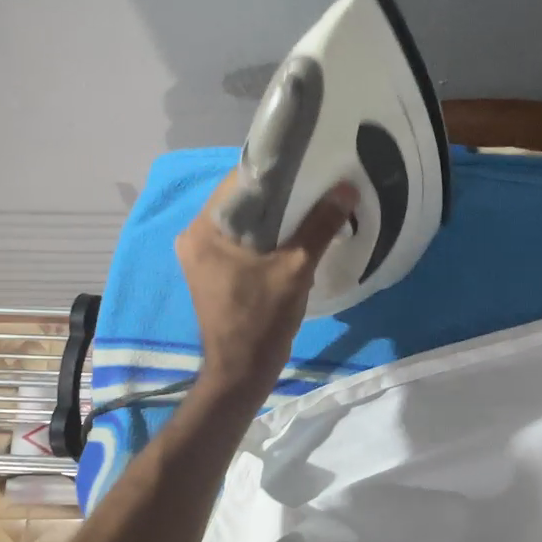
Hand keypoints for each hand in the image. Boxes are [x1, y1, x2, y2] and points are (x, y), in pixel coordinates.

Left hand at [175, 177, 357, 398]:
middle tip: (320, 188)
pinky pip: (244, 242)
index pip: (241, 181)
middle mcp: (195, 236)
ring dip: (278, 218)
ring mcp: (202, 257)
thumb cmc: (261, 320)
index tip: (312, 167)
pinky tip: (298, 238)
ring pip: (245, 223)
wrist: (241, 374)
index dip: (279, 172)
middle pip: (243, 201)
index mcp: (203, 229)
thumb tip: (346, 188)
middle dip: (282, 195)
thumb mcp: (296, 269)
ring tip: (315, 210)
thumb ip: (320, 226)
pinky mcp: (214, 273)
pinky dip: (269, 238)